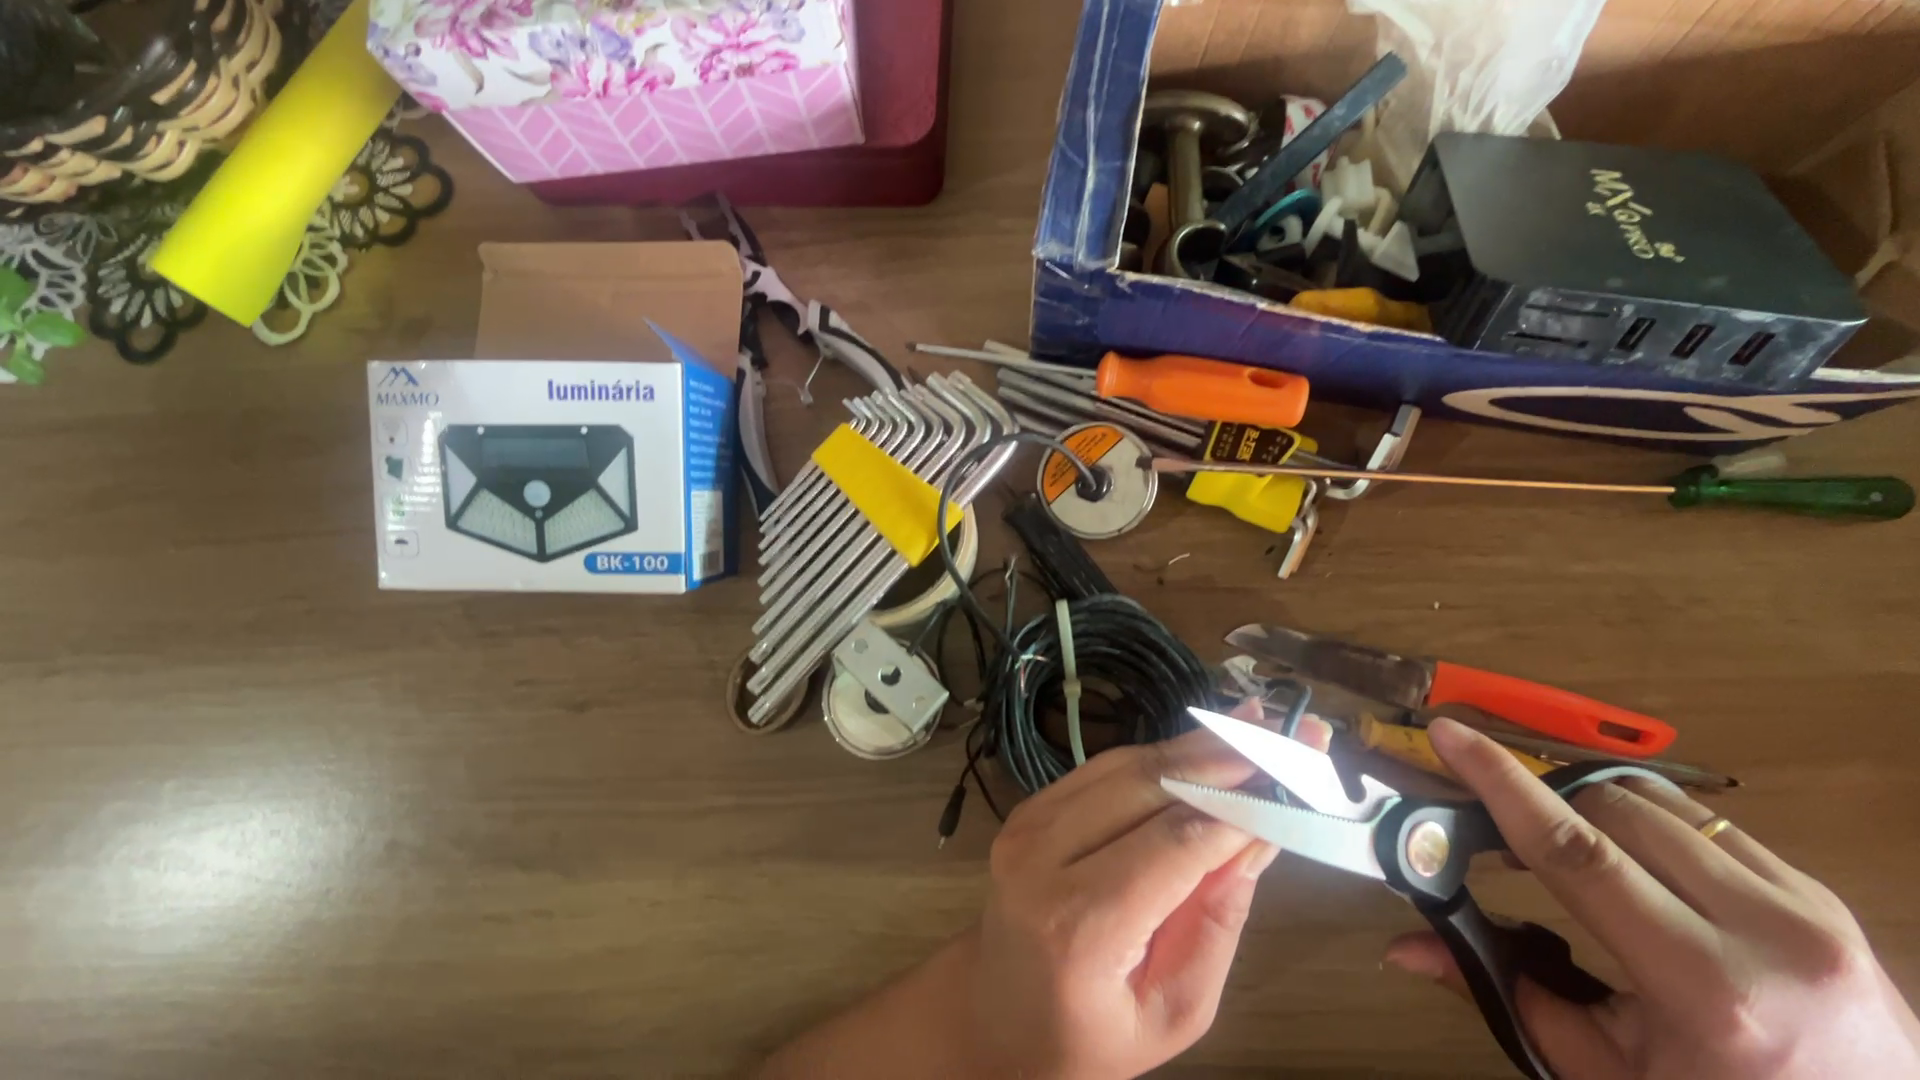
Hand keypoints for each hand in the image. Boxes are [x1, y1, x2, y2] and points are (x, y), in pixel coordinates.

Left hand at [963, 705, 1331, 1079]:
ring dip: (1197, 743)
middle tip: (1293, 732)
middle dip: (1227, 756)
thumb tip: (1261, 832)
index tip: (1297, 777)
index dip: (1239, 805)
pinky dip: (1161, 753)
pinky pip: (1104, 769)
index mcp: (1078, 924)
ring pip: (1126, 765)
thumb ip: (1217, 918)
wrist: (996, 1015)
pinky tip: (1208, 740)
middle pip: (1147, 785)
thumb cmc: (1090, 1033)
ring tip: (1260, 722)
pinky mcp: (1030, 808)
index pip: (1174, 844)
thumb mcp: (1174, 1007)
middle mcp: (1042, 857)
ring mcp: (1028, 824)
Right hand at [1385, 717, 1919, 1078]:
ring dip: (1594, 811)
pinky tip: (1635, 868)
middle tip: (1500, 837)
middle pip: (1614, 811)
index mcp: (1709, 991)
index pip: (1577, 852)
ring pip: (1660, 803)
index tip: (1451, 735)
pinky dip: (1647, 828)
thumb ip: (1505, 992)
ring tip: (1567, 853)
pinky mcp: (1823, 896)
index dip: (1502, 784)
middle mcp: (1772, 935)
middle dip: (1546, 808)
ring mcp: (1810, 909)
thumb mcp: (1604, 1071)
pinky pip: (1706, 825)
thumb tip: (1402, 948)